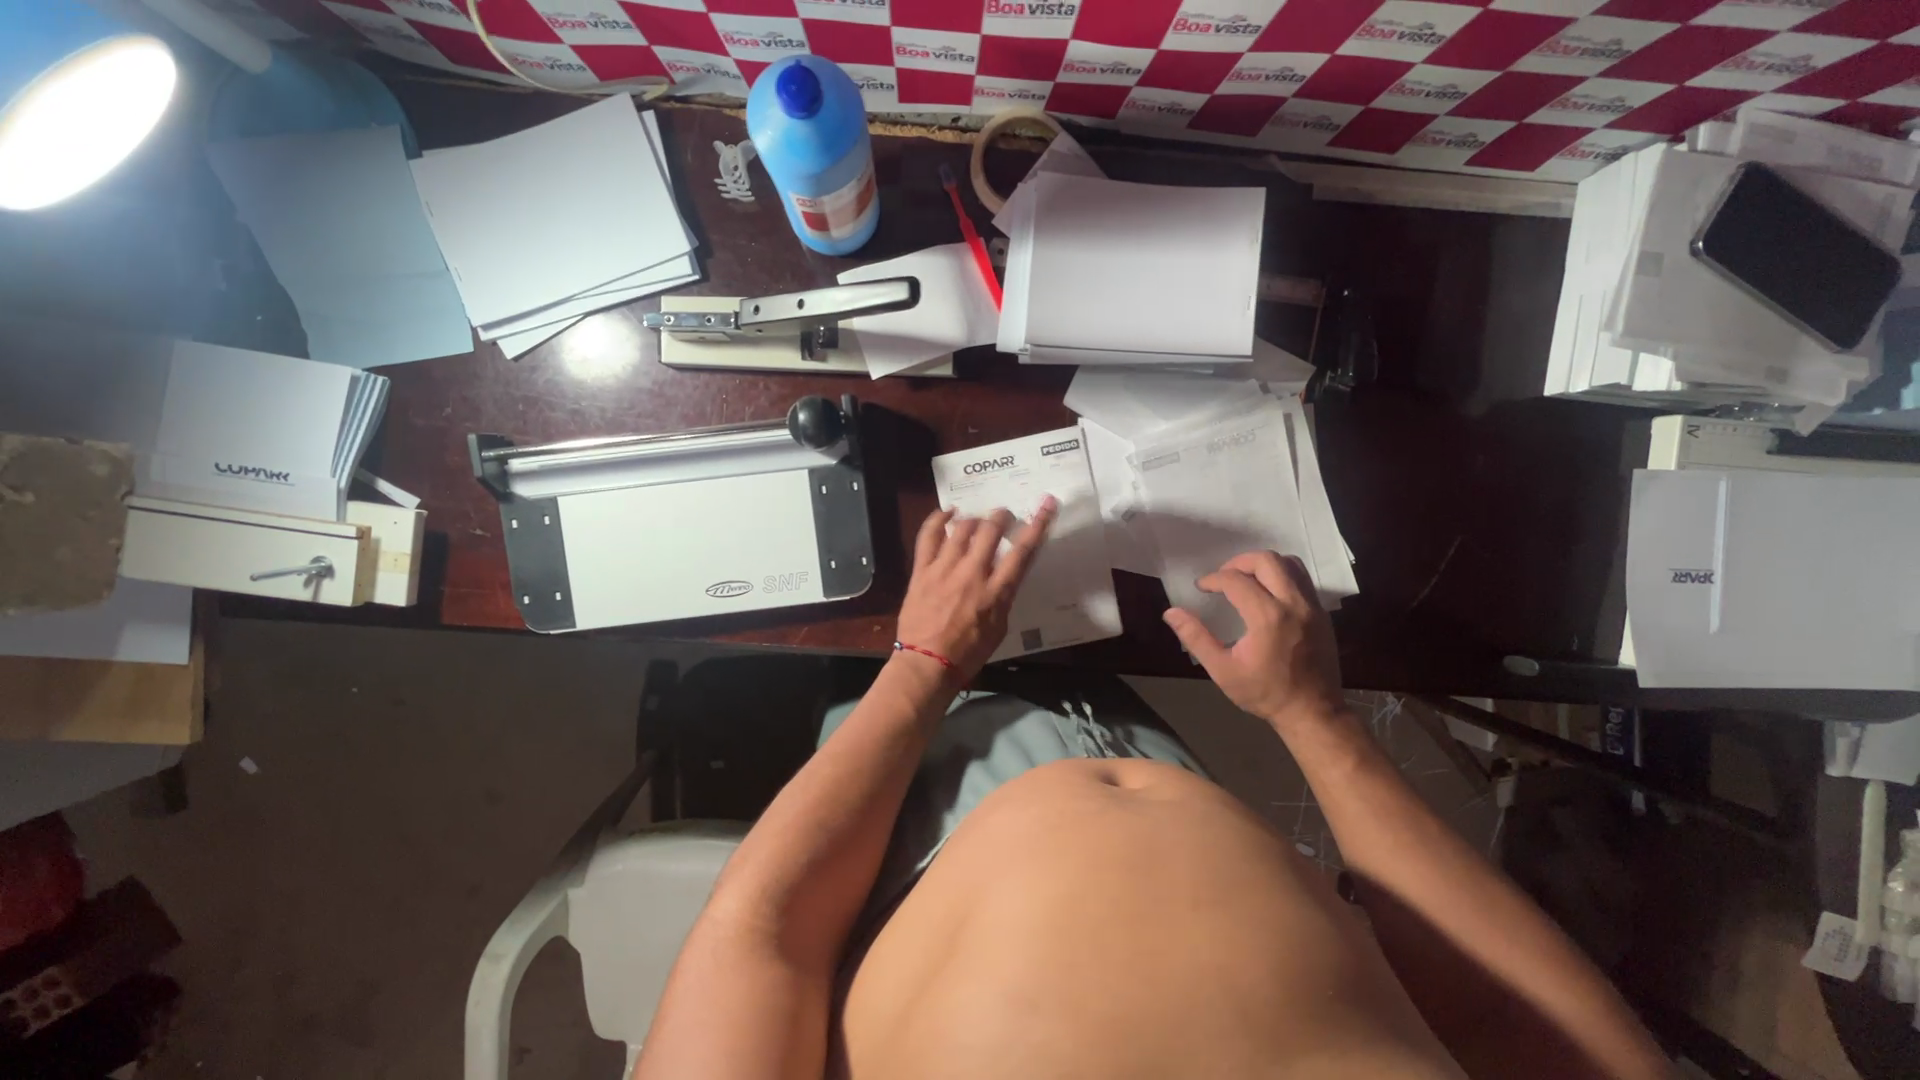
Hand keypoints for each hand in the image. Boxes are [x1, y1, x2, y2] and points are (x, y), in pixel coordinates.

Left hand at [895, 497, 1056, 678]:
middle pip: (991, 530)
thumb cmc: (968, 653)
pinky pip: (929, 536)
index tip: (1046, 505)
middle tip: (1004, 516)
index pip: (1023, 552)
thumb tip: (1002, 577)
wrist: (927, 664)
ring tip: (978, 520)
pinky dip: (938, 519)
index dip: (1037, 525)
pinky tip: (948, 512)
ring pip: (962, 528)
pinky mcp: (922, 570)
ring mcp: (944, 569)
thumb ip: (1003, 598)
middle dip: (1001, 516)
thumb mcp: (999, 628)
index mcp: (996, 592)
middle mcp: (972, 574)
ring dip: (975, 519)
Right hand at [1162, 551, 1343, 729]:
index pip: (1235, 580)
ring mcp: (1312, 606)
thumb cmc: (1264, 693)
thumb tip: (1171, 613)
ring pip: (1290, 564)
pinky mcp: (1322, 613)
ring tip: (1246, 579)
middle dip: (1239, 562)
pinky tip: (1267, 594)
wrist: (1312, 711)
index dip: (1213, 579)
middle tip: (1223, 577)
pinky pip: (1302, 579)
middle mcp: (1293, 604)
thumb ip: (1196, 637)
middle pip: (1267, 560)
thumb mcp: (1222, 669)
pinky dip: (1282, 576)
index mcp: (1267, 617)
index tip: (1202, 587)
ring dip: (1264, 565)